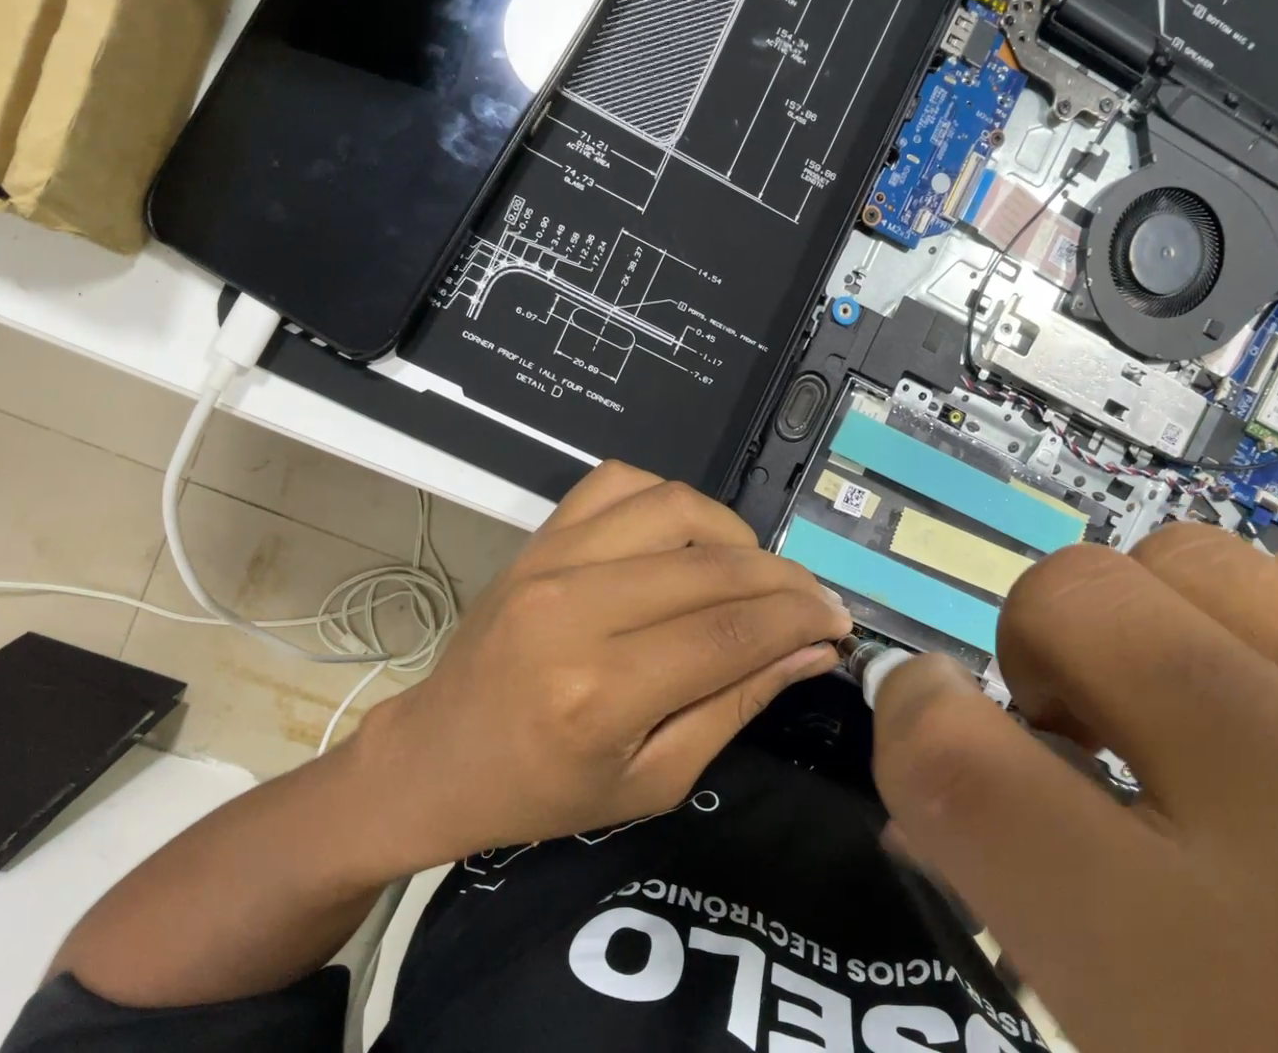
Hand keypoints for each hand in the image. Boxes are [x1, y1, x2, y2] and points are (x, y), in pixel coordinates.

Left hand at [353, 462, 851, 869]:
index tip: (838, 623)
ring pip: (677, 509)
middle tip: (814, 603)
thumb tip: (813, 650)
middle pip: (716, 569)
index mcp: (604, 692)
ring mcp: (550, 561)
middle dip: (786, 582)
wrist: (439, 756)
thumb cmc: (545, 792)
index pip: (734, 633)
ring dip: (736, 537)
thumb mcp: (654, 779)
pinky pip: (620, 484)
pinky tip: (687, 541)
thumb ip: (736, 706)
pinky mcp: (538, 539)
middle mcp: (577, 610)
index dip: (802, 621)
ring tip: (752, 576)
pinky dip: (672, 501)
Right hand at [873, 523, 1277, 1052]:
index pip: (960, 759)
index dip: (911, 717)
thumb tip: (937, 768)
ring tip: (1218, 723)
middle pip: (1076, 596)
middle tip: (1087, 730)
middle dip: (1038, 648)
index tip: (939, 725)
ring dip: (1165, 631)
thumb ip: (1019, 903)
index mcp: (1206, 974)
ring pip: (1206, 559)